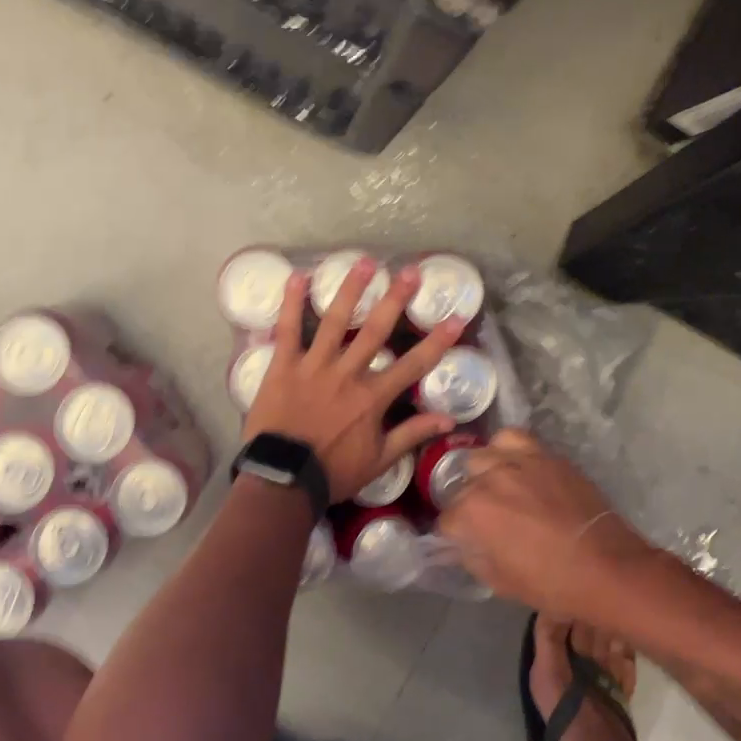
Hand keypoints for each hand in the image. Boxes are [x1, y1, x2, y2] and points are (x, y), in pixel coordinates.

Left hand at [243, 256, 465, 502]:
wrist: (283, 479)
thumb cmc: (333, 472)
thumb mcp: (379, 459)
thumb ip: (412, 434)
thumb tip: (448, 419)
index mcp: (373, 396)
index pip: (414, 364)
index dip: (439, 340)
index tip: (457, 317)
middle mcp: (348, 373)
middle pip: (376, 330)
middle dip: (396, 299)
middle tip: (410, 271)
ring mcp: (314, 366)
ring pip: (335, 321)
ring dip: (351, 289)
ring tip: (364, 262)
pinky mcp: (283, 366)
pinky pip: (287, 330)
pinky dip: (291, 304)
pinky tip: (297, 276)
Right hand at [437, 430, 658, 615]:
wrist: (608, 568)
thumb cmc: (552, 583)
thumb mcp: (500, 582)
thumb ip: (471, 558)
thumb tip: (458, 546)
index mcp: (472, 514)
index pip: (446, 519)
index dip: (453, 534)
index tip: (464, 542)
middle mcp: (488, 480)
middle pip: (461, 486)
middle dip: (467, 504)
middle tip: (485, 520)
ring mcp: (518, 462)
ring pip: (481, 456)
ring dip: (483, 473)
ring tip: (497, 488)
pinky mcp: (544, 455)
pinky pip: (513, 439)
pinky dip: (507, 450)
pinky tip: (515, 466)